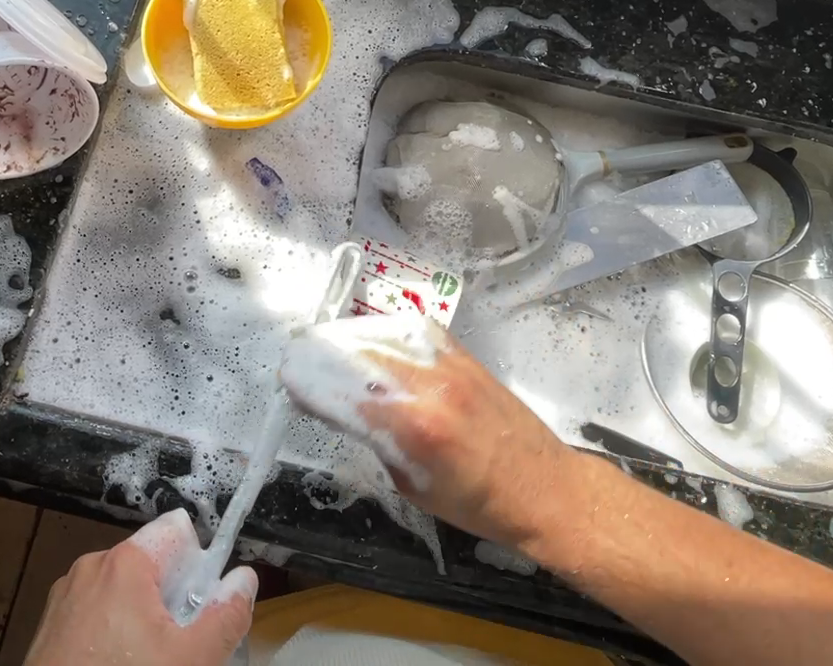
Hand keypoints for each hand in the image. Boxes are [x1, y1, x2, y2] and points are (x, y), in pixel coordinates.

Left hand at [22, 509, 256, 665]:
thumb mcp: (189, 662)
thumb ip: (225, 617)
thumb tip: (246, 577)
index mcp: (125, 562)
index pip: (177, 532)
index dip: (197, 567)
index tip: (198, 608)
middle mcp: (93, 565)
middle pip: (151, 564)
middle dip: (171, 598)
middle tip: (175, 646)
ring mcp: (66, 595)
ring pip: (123, 591)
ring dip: (141, 619)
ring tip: (145, 662)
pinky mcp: (49, 625)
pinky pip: (95, 612)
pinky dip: (111, 633)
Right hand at [278, 312, 580, 547]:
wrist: (543, 486)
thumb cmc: (476, 503)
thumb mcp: (410, 484)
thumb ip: (374, 437)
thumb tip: (343, 406)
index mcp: (412, 427)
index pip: (344, 393)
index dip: (310, 383)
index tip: (289, 378)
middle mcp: (428, 385)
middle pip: (357, 355)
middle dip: (320, 355)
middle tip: (299, 358)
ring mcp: (446, 362)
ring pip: (381, 334)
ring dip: (345, 338)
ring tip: (324, 345)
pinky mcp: (460, 352)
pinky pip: (409, 329)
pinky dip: (381, 330)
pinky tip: (365, 336)